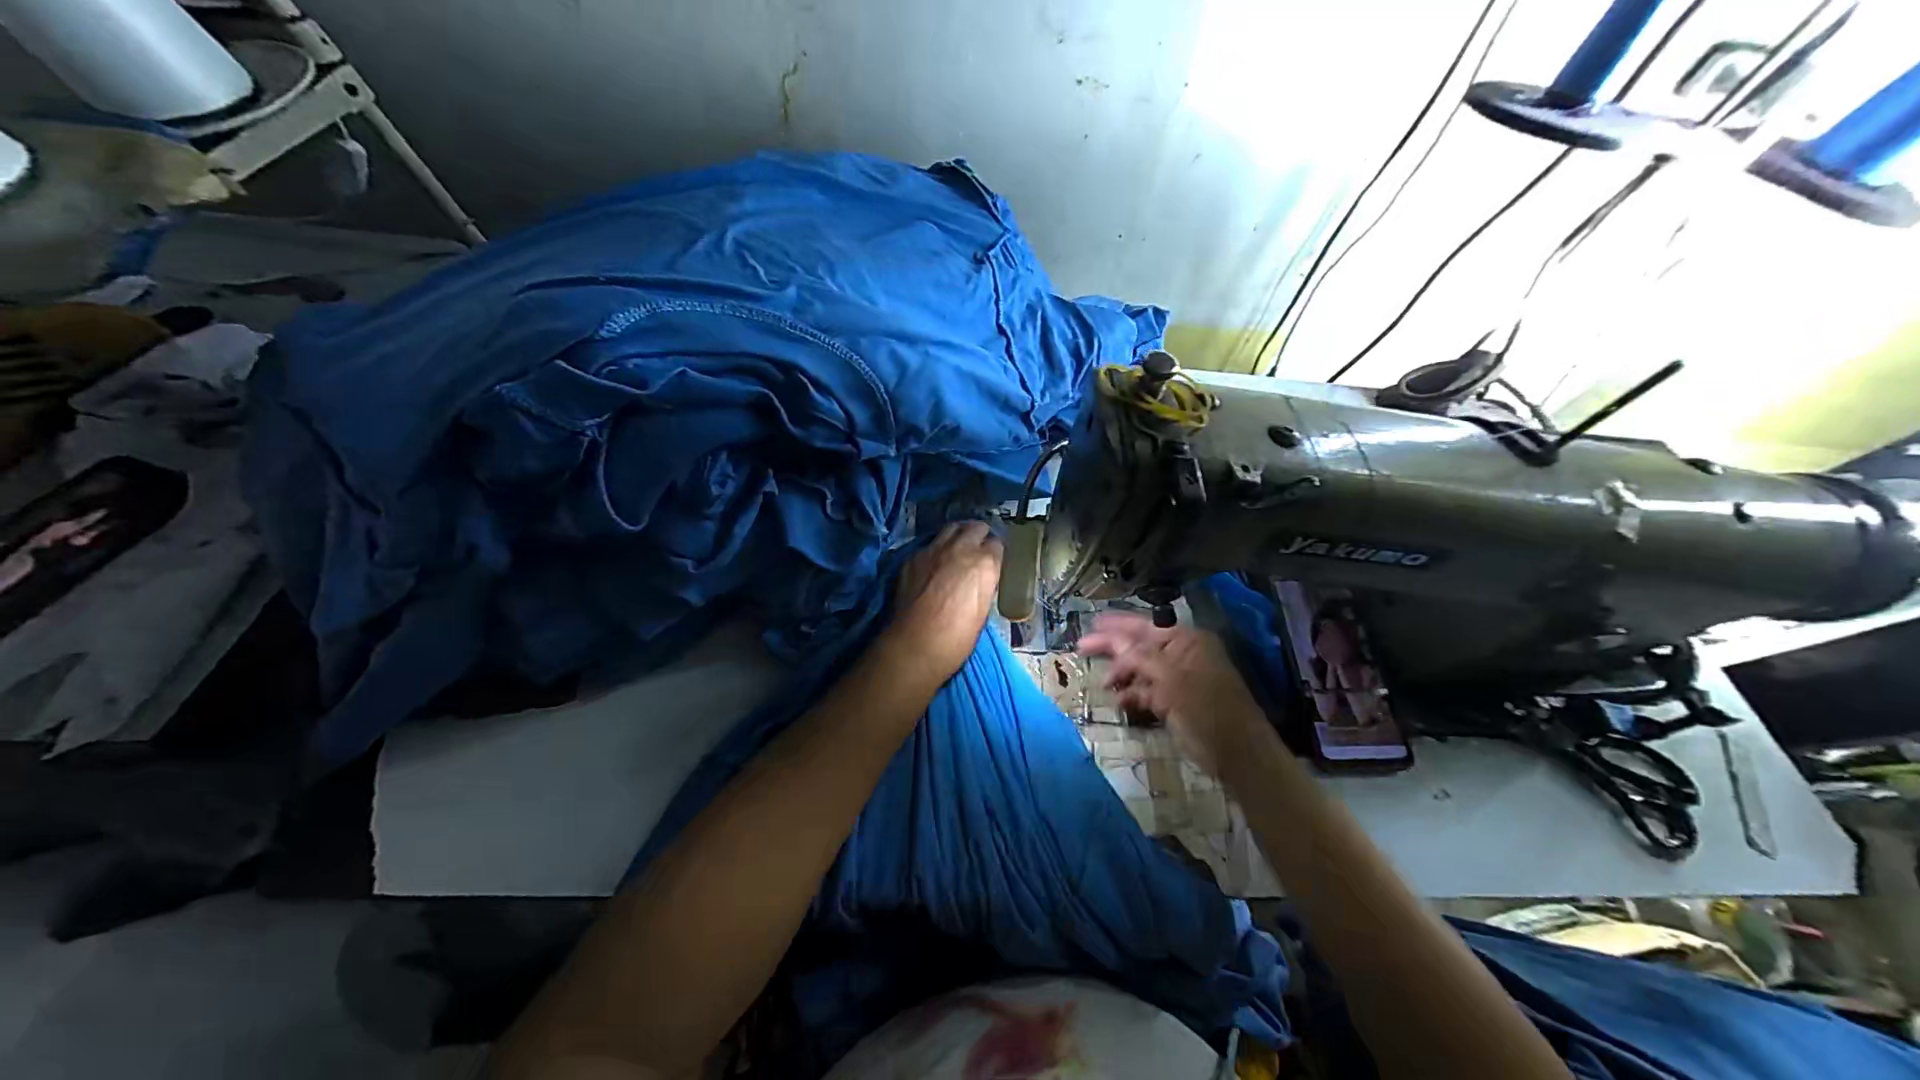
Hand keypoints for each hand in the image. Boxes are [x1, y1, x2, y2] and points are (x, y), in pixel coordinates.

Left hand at [881, 521, 1003, 687]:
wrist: (916, 644)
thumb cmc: (957, 638)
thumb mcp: (983, 611)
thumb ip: (983, 586)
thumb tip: (980, 581)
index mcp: (985, 564)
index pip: (997, 545)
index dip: (994, 553)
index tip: (993, 561)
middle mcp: (961, 549)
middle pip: (975, 528)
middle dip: (979, 535)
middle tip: (978, 547)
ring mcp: (934, 550)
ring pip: (951, 528)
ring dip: (958, 534)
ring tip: (959, 545)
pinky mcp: (913, 557)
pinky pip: (930, 544)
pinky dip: (937, 549)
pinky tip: (935, 562)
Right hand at [1078, 613, 1268, 777]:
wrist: (1240, 755)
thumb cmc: (1208, 710)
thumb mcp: (1171, 680)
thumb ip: (1139, 657)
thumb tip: (1113, 639)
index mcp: (1187, 641)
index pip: (1145, 626)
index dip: (1116, 625)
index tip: (1090, 625)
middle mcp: (1183, 654)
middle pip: (1140, 646)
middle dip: (1113, 649)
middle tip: (1082, 649)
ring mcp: (1179, 678)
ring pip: (1142, 670)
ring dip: (1123, 676)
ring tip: (1104, 685)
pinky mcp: (1176, 701)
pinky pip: (1148, 691)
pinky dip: (1134, 695)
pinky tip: (1120, 702)